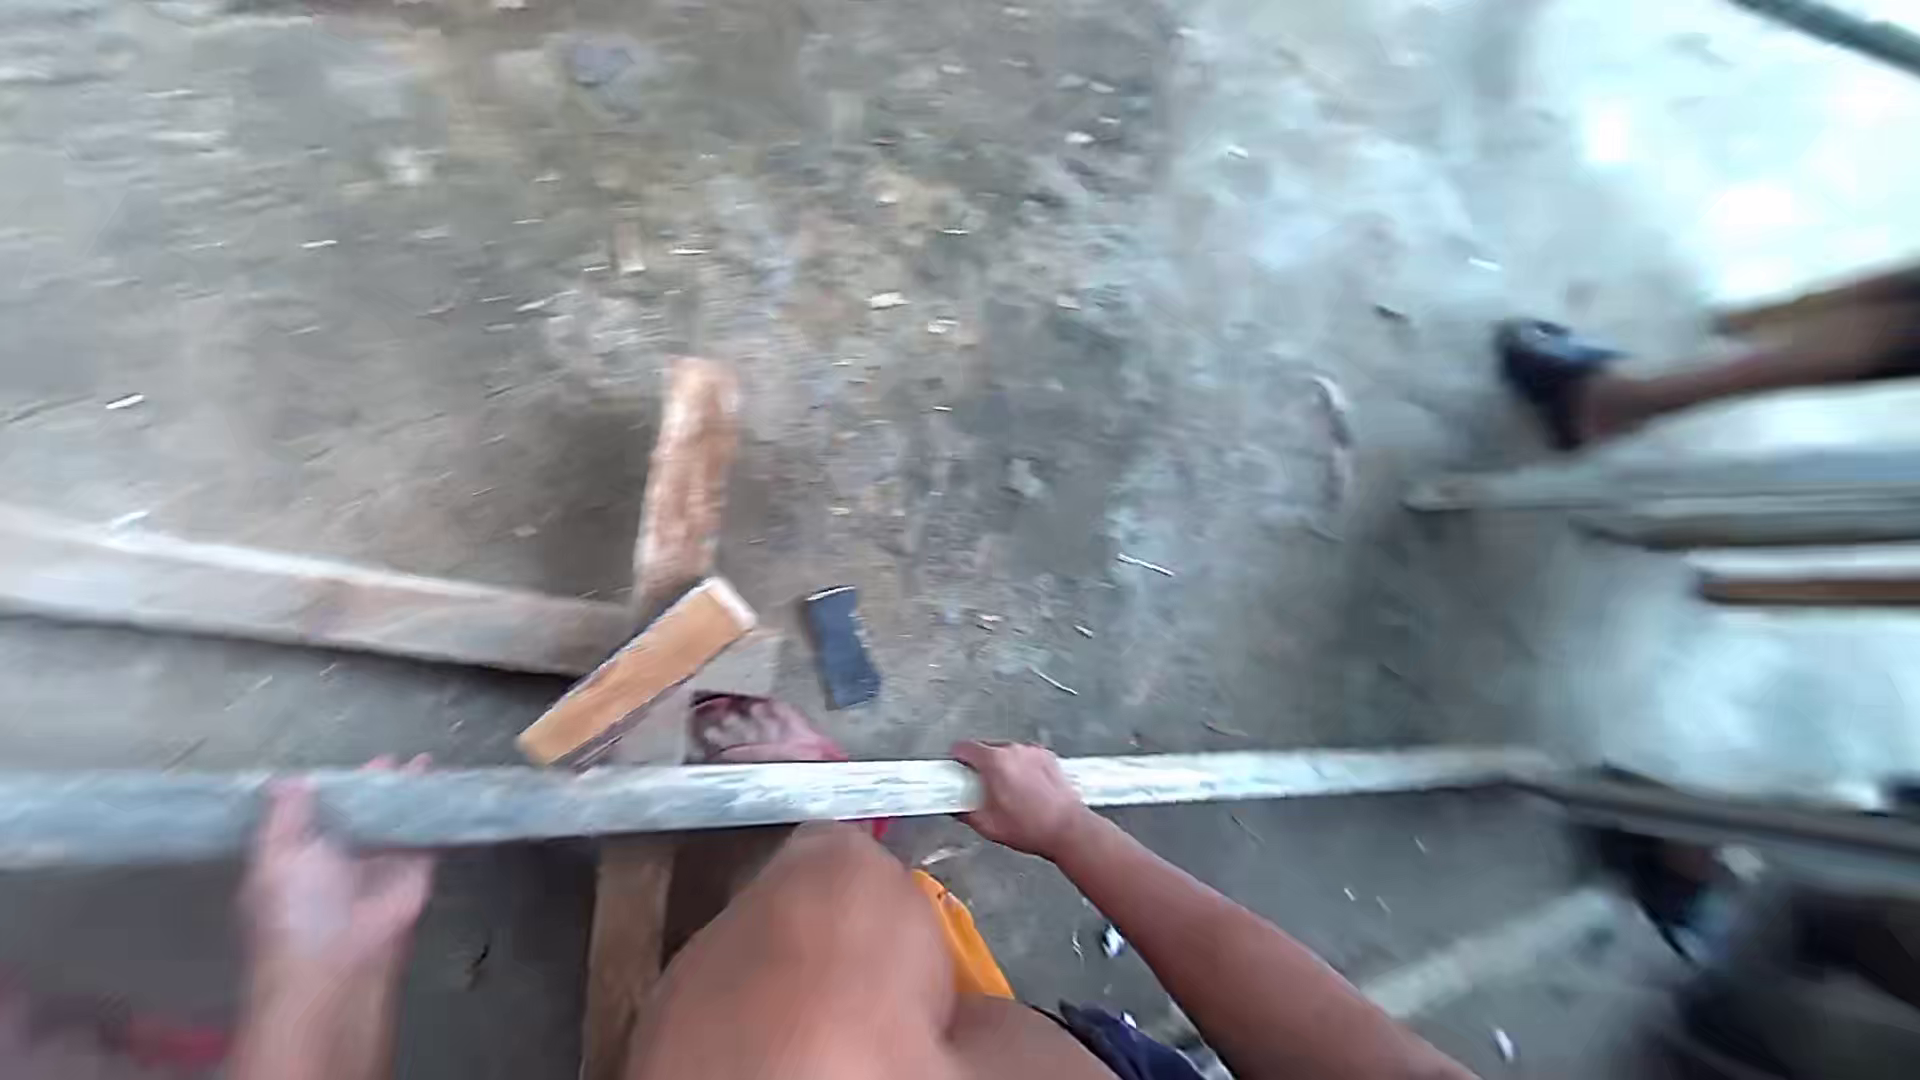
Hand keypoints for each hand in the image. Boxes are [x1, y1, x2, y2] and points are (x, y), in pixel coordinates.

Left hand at [240, 756, 436, 990]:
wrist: (344, 952)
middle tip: (398, 756)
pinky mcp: (421, 860)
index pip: (322, 810)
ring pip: (400, 813)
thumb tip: (290, 778)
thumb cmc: (299, 907)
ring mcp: (385, 855)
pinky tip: (451, 785)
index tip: (352, 762)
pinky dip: (441, 808)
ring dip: (414, 790)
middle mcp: (346, 850)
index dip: (338, 785)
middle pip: (366, 809)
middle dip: (381, 784)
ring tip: (428, 761)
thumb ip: (286, 819)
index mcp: (304, 851)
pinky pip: (431, 827)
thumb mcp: (279, 859)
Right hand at [951, 741, 1098, 859]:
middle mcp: (1013, 750)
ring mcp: (1032, 751)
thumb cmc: (1033, 827)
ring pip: (1007, 752)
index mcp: (995, 762)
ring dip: (1003, 765)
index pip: (964, 747)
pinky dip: (1022, 766)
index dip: (957, 758)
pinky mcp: (1046, 756)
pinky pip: (1025, 755)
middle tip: (983, 787)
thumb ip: (965, 813)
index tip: (956, 766)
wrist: (1068, 828)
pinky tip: (1026, 787)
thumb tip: (957, 809)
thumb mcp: (988, 826)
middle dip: (981, 765)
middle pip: (986, 748)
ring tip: (1009, 791)